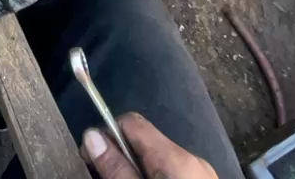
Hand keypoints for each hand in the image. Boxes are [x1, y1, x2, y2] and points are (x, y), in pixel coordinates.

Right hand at [83, 114, 217, 178]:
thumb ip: (118, 169)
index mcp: (177, 156)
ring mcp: (204, 175)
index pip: (131, 121)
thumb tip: (91, 134)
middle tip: (106, 177)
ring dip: (138, 169)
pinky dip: (156, 176)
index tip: (91, 157)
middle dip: (122, 155)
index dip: (107, 134)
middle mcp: (193, 159)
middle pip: (143, 141)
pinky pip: (174, 172)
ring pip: (158, 159)